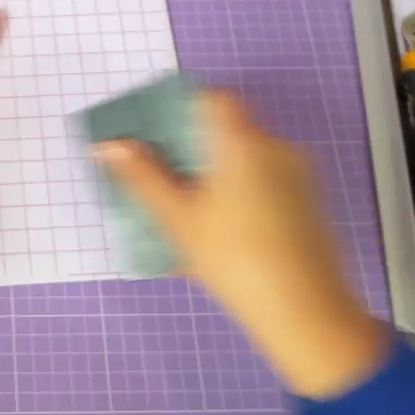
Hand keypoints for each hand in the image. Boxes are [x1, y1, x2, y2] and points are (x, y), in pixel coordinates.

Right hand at [95, 89, 390, 397]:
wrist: (305, 314)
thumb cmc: (233, 258)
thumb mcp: (177, 218)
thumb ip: (142, 177)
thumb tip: (108, 145)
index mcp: (244, 143)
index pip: (213, 100)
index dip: (182, 110)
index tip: (157, 138)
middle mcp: (276, 150)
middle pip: (227, 132)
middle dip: (190, 152)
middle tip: (158, 180)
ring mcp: (297, 179)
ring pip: (244, 163)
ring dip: (211, 179)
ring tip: (181, 216)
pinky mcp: (307, 207)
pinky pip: (261, 187)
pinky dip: (235, 198)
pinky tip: (214, 237)